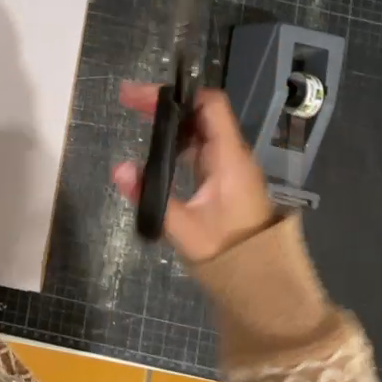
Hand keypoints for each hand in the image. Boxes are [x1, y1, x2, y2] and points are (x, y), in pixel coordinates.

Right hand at [112, 82, 274, 262]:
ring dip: (169, 120)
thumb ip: (151, 197)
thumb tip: (118, 168)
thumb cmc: (228, 253)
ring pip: (199, 130)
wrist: (263, 286)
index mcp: (229, 159)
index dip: (175, 95)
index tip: (139, 95)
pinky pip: (199, 148)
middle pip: (201, 114)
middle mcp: (232, 157)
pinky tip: (156, 147)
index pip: (210, 107)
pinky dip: (176, 139)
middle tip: (127, 100)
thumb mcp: (185, 228)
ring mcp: (229, 169)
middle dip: (164, 103)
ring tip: (136, 116)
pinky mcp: (224, 182)